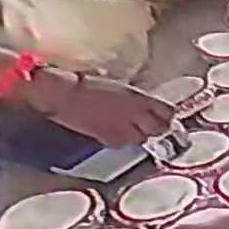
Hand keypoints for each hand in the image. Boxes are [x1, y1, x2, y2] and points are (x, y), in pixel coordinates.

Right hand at [28, 70, 173, 146]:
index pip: (168, 112)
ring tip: (133, 129)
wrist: (61, 95)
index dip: (167, 114)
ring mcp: (125, 130)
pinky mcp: (110, 140)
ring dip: (141, 135)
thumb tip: (147, 103)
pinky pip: (125, 144)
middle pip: (160, 128)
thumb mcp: (120, 86)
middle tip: (151, 124)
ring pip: (144, 138)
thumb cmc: (87, 83)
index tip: (165, 114)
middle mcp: (138, 116)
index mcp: (141, 99)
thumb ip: (137, 97)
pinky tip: (117, 133)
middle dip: (158, 127)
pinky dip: (124, 140)